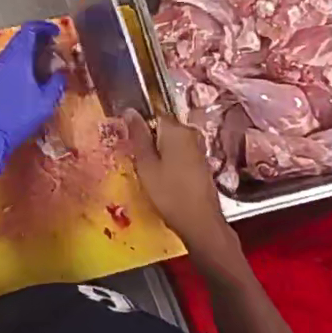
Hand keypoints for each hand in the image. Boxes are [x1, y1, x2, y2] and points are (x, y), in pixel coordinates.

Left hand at [0, 20, 68, 174]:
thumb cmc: (20, 117)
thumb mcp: (46, 102)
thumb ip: (57, 82)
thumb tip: (61, 71)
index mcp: (18, 58)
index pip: (29, 30)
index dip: (44, 27)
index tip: (55, 33)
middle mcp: (2, 59)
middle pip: (19, 39)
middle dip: (36, 40)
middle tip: (50, 48)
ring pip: (10, 52)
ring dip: (25, 52)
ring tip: (38, 64)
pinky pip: (2, 64)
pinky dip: (15, 63)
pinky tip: (22, 77)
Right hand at [122, 110, 238, 263]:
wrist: (199, 221)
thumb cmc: (168, 193)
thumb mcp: (146, 164)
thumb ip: (138, 136)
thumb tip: (130, 110)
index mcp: (176, 129)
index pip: (154, 115)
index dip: (140, 127)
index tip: (131, 144)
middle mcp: (191, 133)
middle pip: (164, 128)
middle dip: (150, 141)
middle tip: (138, 161)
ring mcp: (199, 148)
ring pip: (172, 142)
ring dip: (160, 152)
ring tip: (150, 172)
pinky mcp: (202, 162)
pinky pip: (181, 153)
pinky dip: (170, 161)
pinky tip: (164, 179)